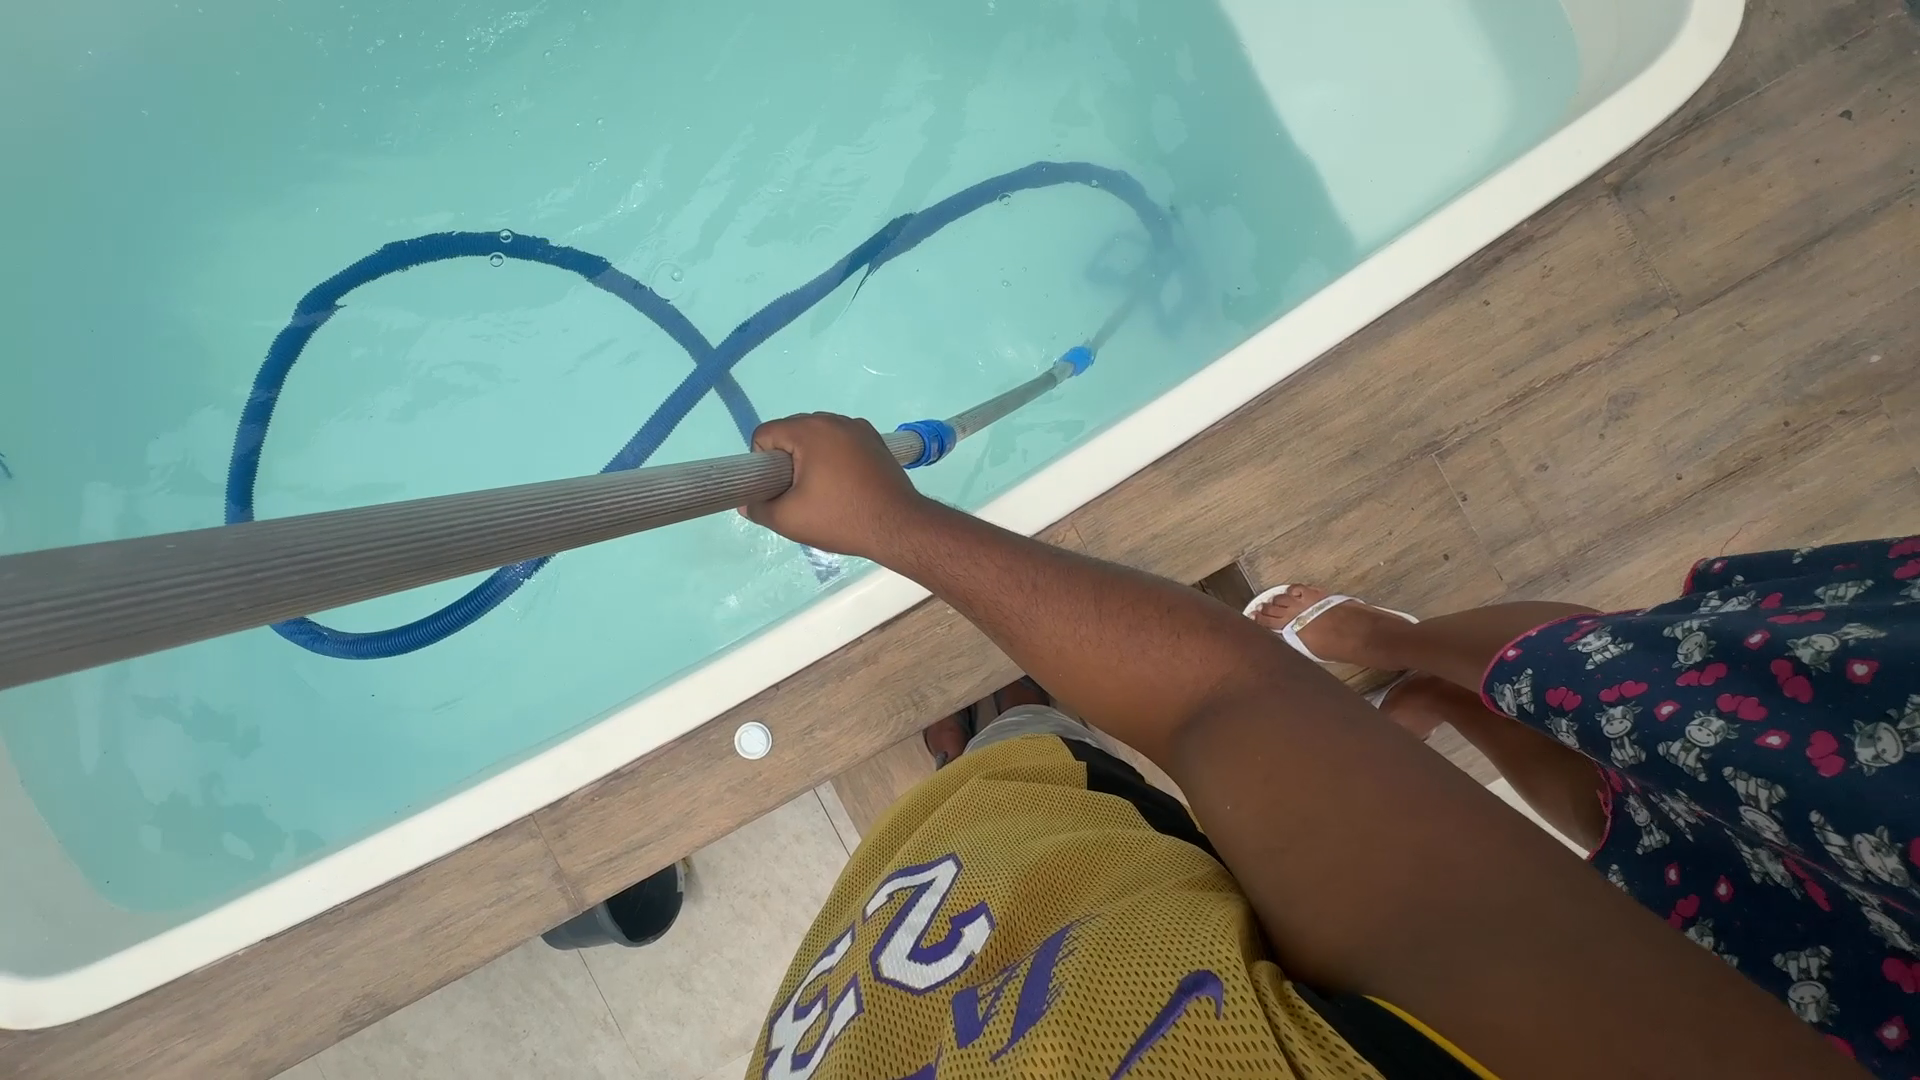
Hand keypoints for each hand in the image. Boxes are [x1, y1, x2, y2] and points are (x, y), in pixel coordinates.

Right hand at [741, 413, 933, 558]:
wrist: (898, 527)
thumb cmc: (841, 519)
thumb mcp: (788, 519)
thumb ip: (758, 508)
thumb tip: (747, 503)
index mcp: (811, 430)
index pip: (766, 434)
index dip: (761, 463)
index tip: (775, 489)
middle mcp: (835, 419)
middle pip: (792, 431)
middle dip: (787, 459)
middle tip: (798, 493)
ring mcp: (859, 428)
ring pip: (819, 436)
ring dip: (812, 458)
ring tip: (823, 491)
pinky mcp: (876, 441)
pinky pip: (842, 442)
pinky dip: (836, 458)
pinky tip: (845, 484)